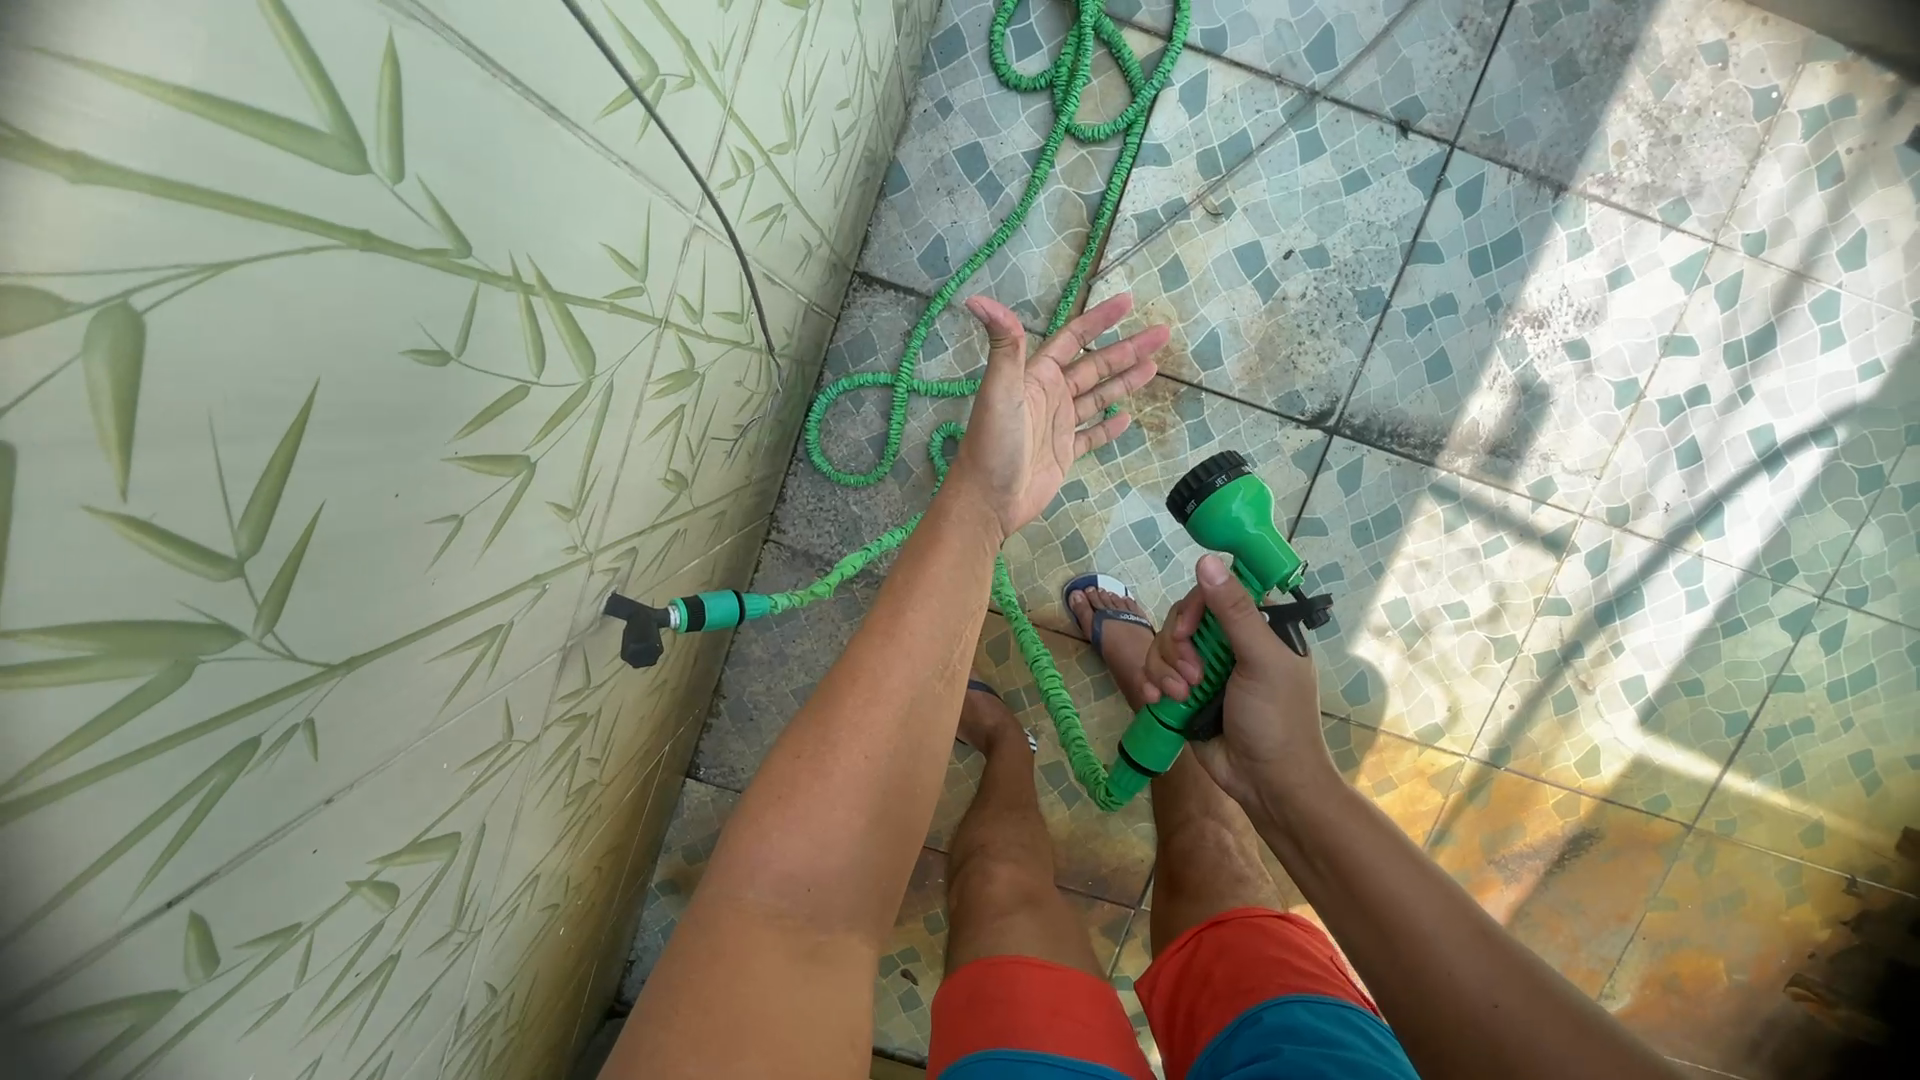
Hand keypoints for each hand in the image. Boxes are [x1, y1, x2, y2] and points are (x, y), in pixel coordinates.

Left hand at [949, 293, 1164, 537]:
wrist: (988, 499)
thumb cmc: (993, 443)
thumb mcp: (1000, 390)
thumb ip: (1004, 346)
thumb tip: (979, 300)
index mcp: (1037, 377)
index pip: (1073, 339)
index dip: (1099, 320)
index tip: (1128, 302)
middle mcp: (1050, 397)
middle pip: (1095, 366)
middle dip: (1127, 349)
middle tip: (1162, 334)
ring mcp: (1058, 426)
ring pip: (1098, 397)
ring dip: (1125, 382)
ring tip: (1155, 367)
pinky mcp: (1063, 454)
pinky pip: (1091, 436)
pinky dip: (1109, 427)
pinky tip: (1128, 417)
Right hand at [1142, 554, 1338, 812]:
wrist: (1266, 784)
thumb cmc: (1277, 720)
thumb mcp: (1260, 660)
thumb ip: (1233, 611)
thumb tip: (1206, 559)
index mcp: (1258, 629)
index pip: (1215, 594)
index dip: (1194, 606)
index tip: (1188, 630)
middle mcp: (1229, 643)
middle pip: (1181, 619)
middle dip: (1177, 647)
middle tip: (1192, 676)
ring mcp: (1205, 669)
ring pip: (1163, 646)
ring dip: (1164, 670)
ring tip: (1181, 697)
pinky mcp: (1185, 693)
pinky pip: (1155, 672)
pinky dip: (1152, 684)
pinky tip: (1159, 701)